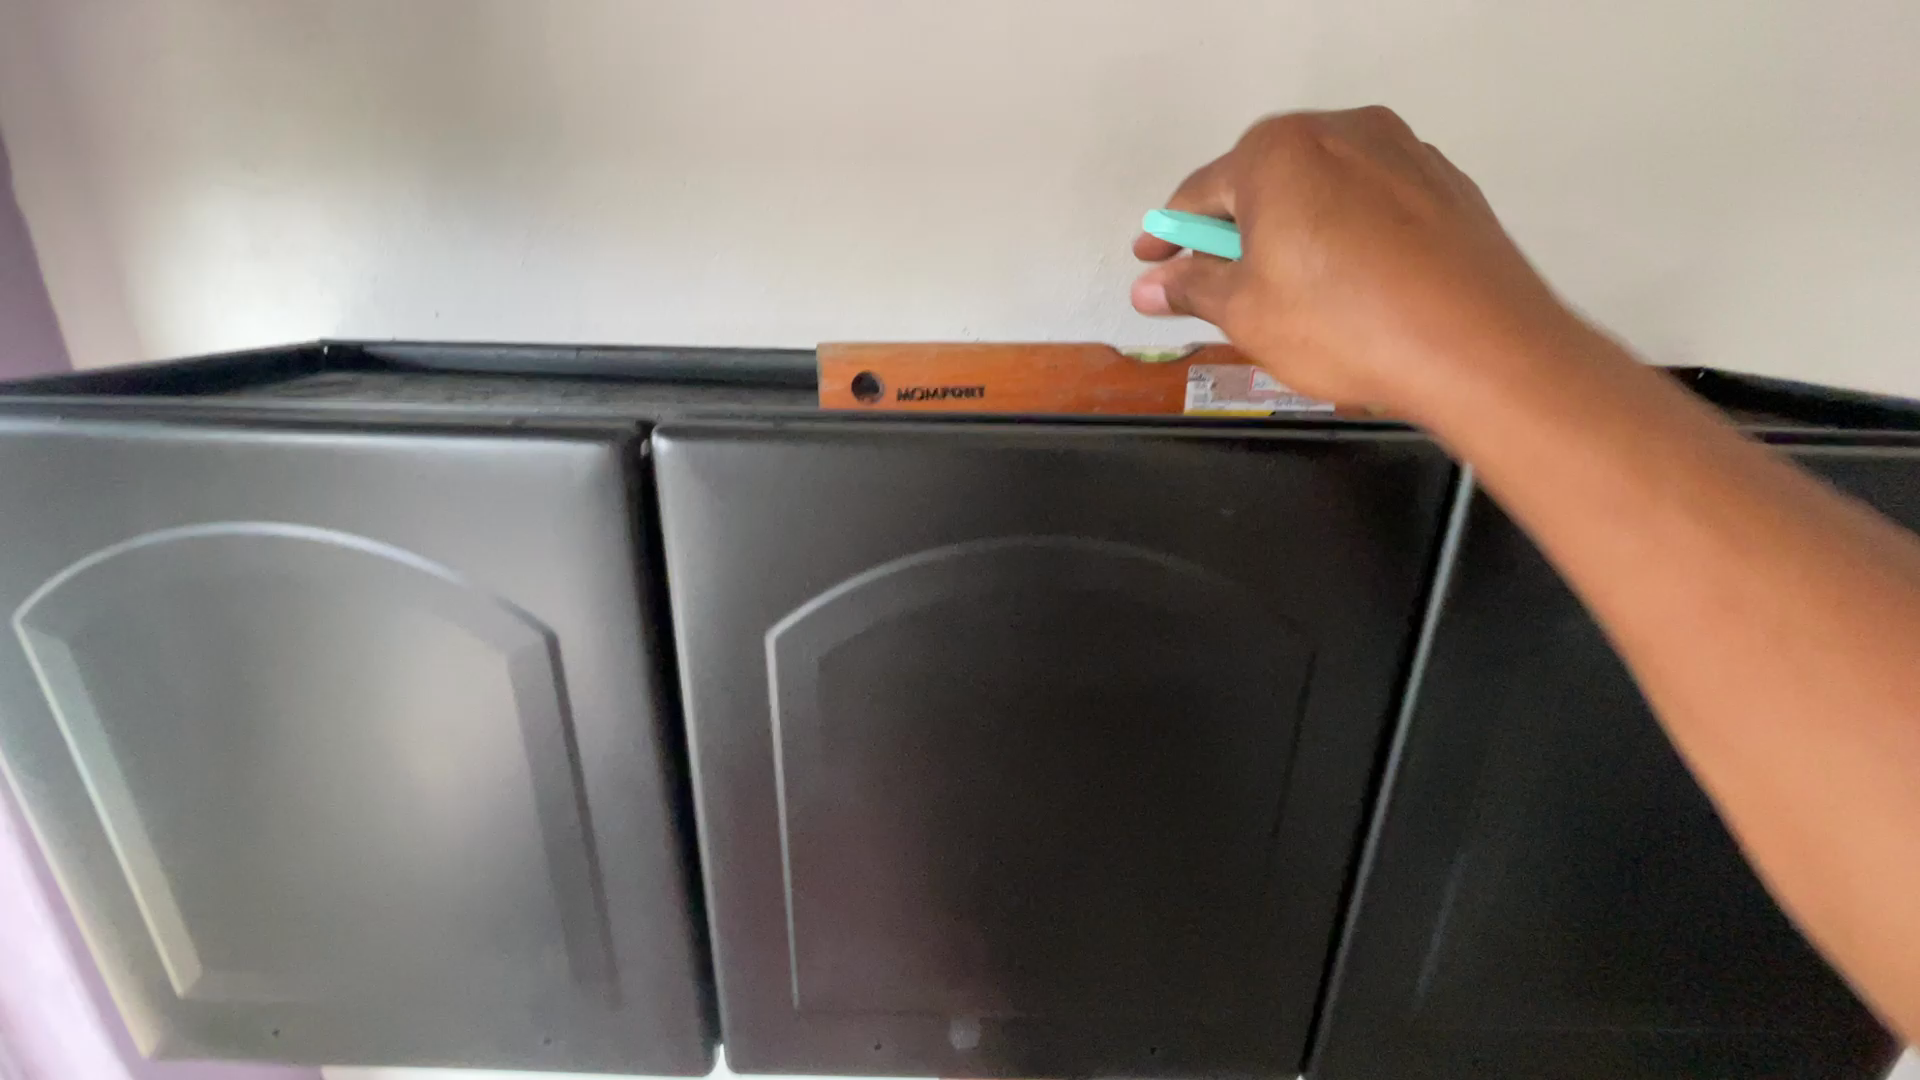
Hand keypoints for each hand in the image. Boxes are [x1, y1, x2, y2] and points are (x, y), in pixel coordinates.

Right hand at [1133, 106, 1591, 418]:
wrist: (1474, 346)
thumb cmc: (1338, 323)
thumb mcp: (1243, 311)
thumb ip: (1189, 288)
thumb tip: (1148, 286)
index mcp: (1279, 153)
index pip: (1200, 192)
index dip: (1167, 233)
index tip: (1150, 262)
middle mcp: (1342, 130)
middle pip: (1261, 181)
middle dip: (1228, 229)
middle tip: (1211, 278)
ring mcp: (1401, 151)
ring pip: (1316, 187)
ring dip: (1282, 230)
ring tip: (1276, 285)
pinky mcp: (1442, 184)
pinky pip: (1364, 200)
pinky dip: (1334, 232)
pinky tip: (1337, 282)